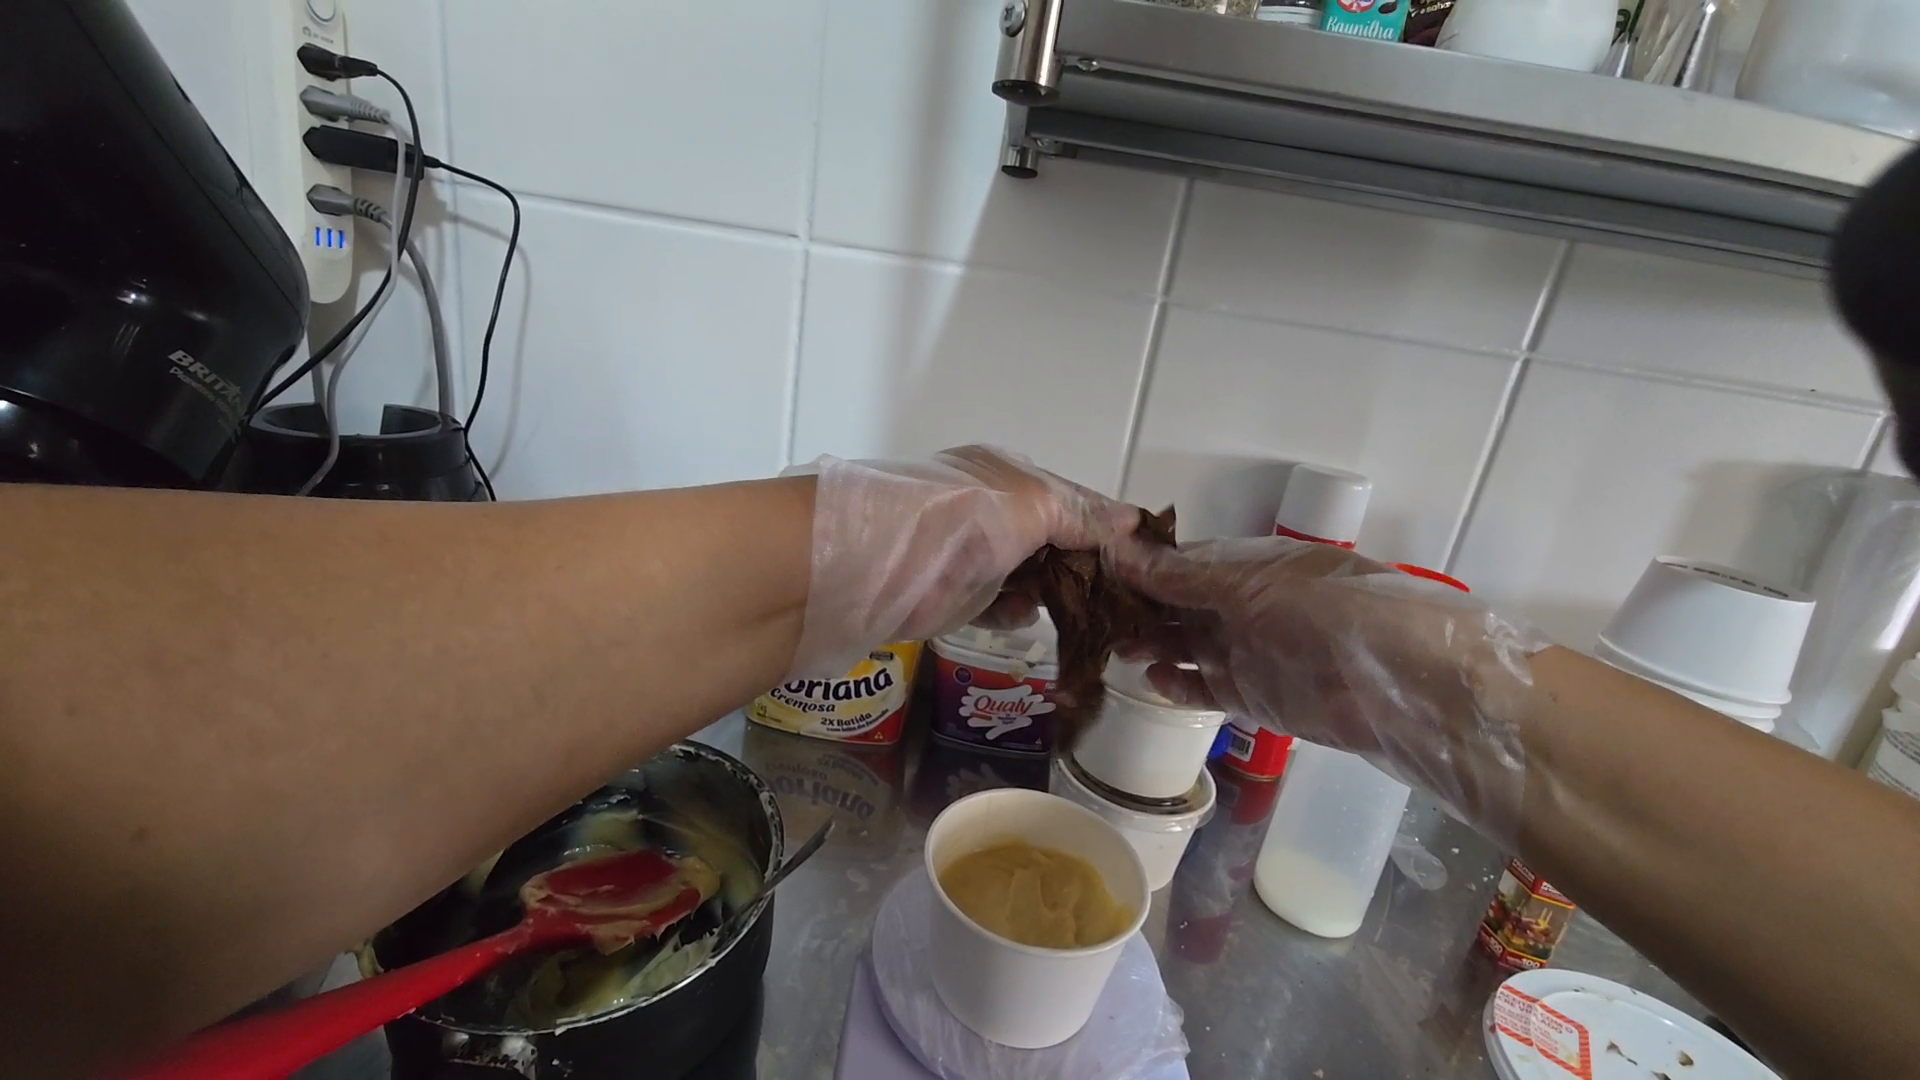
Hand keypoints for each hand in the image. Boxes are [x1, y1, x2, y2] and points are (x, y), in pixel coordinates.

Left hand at [786, 446, 1137, 678]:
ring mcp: (962, 555)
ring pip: (1022, 573)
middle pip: (1048, 538)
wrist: (864, 565)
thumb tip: (1133, 519)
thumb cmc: (955, 522)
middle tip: (1122, 599)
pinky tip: (1028, 619)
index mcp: (1005, 475)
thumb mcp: (1027, 504)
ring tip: (1087, 614)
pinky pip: (990, 604)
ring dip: (1051, 591)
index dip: (1105, 525)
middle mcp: (984, 510)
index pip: (1070, 498)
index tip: (1142, 559)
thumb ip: (1078, 512)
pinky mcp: (943, 596)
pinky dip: (1012, 612)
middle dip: (1082, 564)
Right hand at [1107, 535, 1548, 842]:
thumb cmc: (1330, 613)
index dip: (1141, 567)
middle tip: (1095, 616)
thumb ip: (1185, 576)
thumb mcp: (1253, 583)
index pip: (1182, 563)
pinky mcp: (1255, 697)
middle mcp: (1245, 606)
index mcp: (1249, 567)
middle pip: (1179, 604)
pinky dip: (1177, 684)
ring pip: (1187, 645)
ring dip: (1152, 643)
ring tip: (1116, 647)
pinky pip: (1204, 687)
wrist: (1405, 685)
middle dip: (1140, 608)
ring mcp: (1250, 652)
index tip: (1097, 571)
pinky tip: (1152, 678)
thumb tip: (1119, 551)